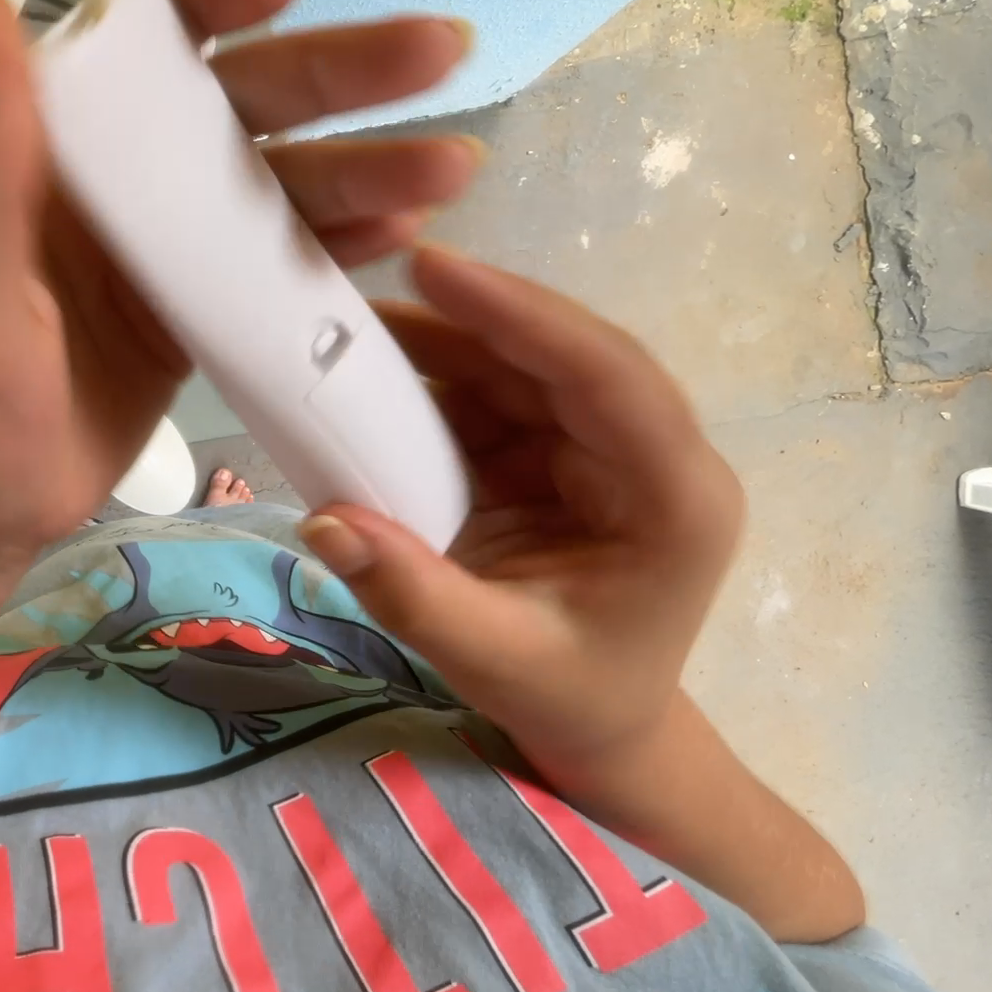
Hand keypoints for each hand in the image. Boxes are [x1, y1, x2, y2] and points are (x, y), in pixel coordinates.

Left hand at [0, 0, 483, 563]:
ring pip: (268, 193)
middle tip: (436, 53)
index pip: (134, 53)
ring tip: (445, 167)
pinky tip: (392, 239)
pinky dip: (330, 252)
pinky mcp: (190, 320)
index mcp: (51, 163)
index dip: (211, 0)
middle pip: (230, 112)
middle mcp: (114, 195)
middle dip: (332, 77)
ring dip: (357, 173)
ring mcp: (160, 260)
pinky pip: (270, 273)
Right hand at [297, 247, 746, 782]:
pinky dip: (430, 383)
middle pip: (557, 355)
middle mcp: (642, 454)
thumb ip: (411, 593)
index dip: (521, 316)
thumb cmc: (568, 694)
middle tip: (372, 293)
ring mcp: (592, 450)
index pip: (607, 377)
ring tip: (356, 330)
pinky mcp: (547, 455)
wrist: (596, 720)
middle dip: (468, 318)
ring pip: (517, 367)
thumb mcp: (490, 656)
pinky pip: (487, 398)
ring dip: (441, 343)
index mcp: (672, 497)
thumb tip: (319, 523)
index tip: (434, 271)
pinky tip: (376, 375)